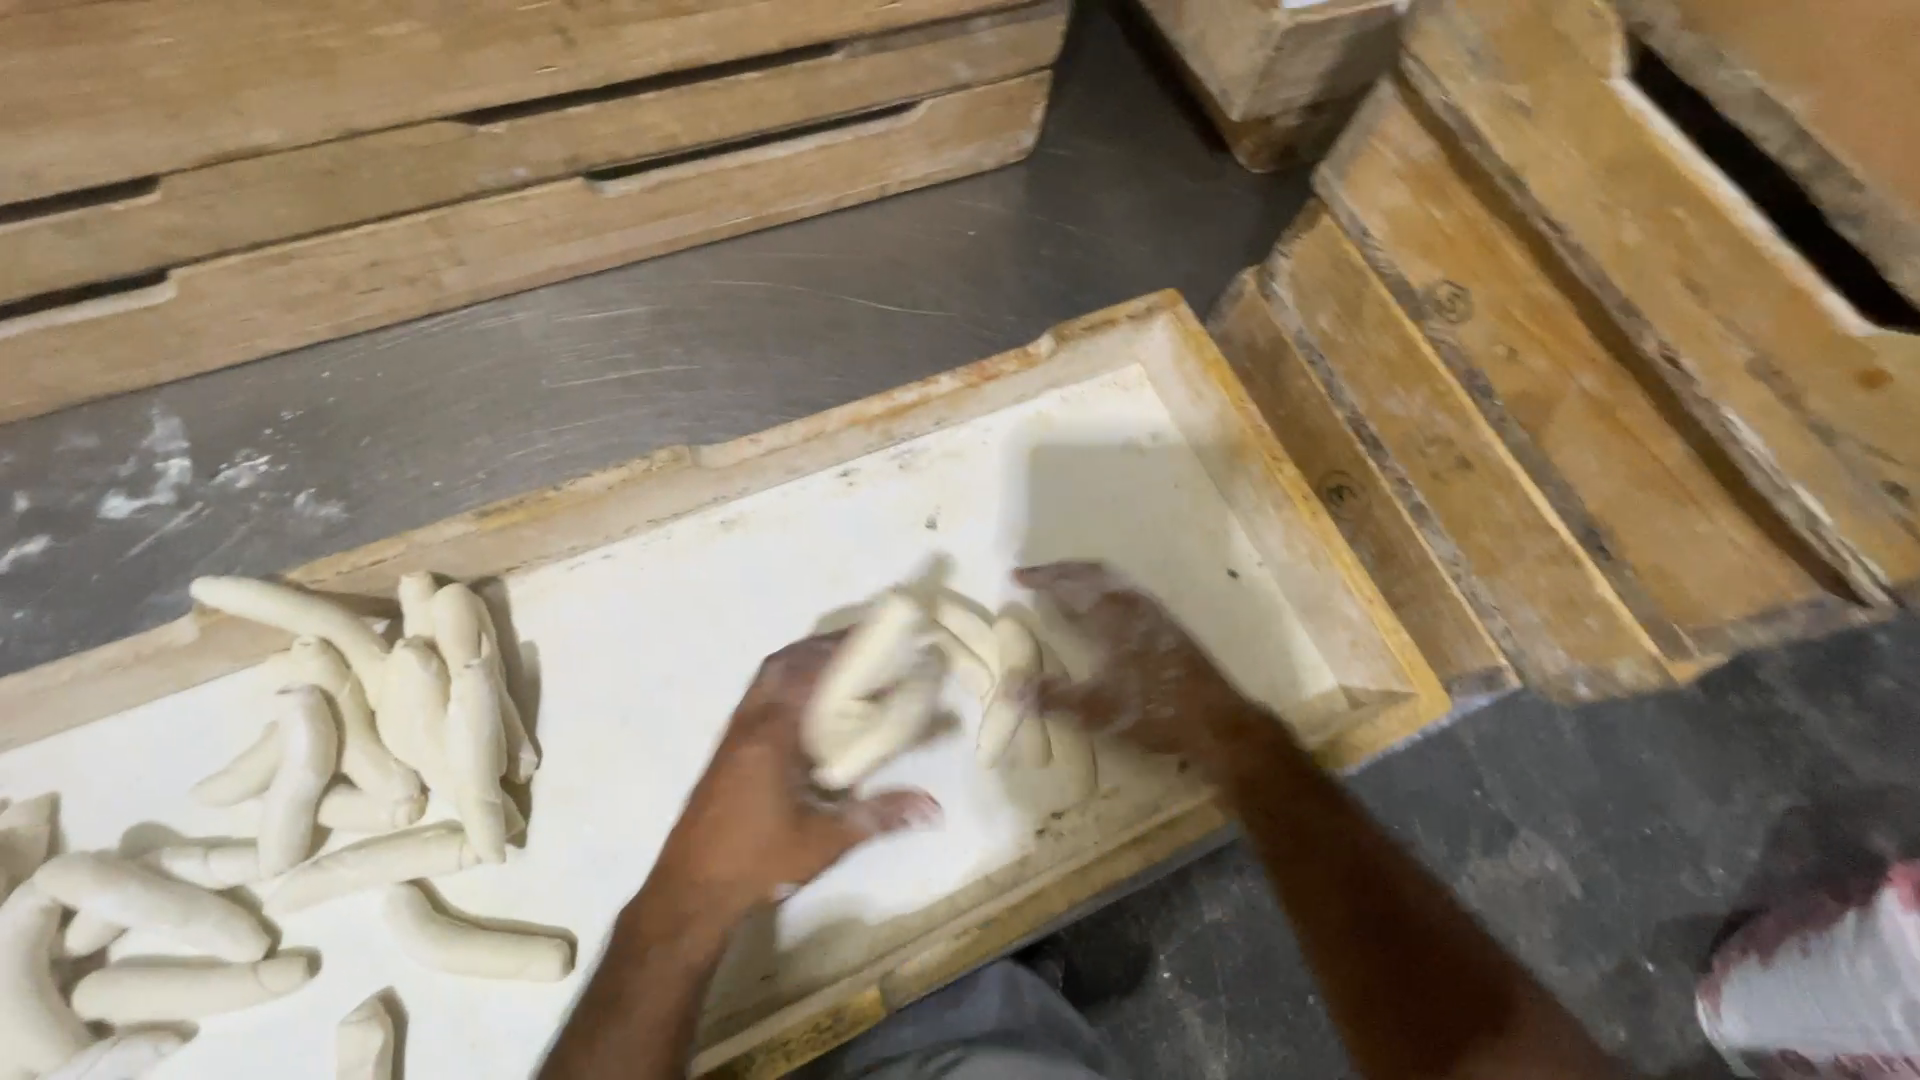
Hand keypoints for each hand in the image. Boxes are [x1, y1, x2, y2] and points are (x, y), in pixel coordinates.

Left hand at [646, 634, 942, 921]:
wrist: (691, 889)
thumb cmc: (758, 861)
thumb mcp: (826, 840)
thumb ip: (880, 816)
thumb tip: (933, 808)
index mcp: (773, 734)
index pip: (809, 672)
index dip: (842, 650)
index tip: (876, 638)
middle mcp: (751, 722)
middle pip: (785, 661)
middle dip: (824, 647)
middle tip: (864, 647)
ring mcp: (735, 732)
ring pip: (769, 676)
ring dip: (804, 661)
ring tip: (844, 667)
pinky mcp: (729, 747)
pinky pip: (760, 694)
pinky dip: (788, 682)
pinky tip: (812, 706)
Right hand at [1015, 561, 1262, 771]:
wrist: (1218, 722)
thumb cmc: (1156, 712)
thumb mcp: (1097, 711)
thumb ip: (1052, 697)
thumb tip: (1009, 685)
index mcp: (1114, 617)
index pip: (1071, 585)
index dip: (1042, 578)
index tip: (1016, 578)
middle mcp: (1135, 605)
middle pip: (1093, 573)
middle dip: (1062, 570)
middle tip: (1037, 576)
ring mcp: (1155, 613)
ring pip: (1113, 581)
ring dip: (1084, 578)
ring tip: (1064, 588)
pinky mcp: (1168, 625)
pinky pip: (1126, 593)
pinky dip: (1103, 591)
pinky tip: (1101, 613)